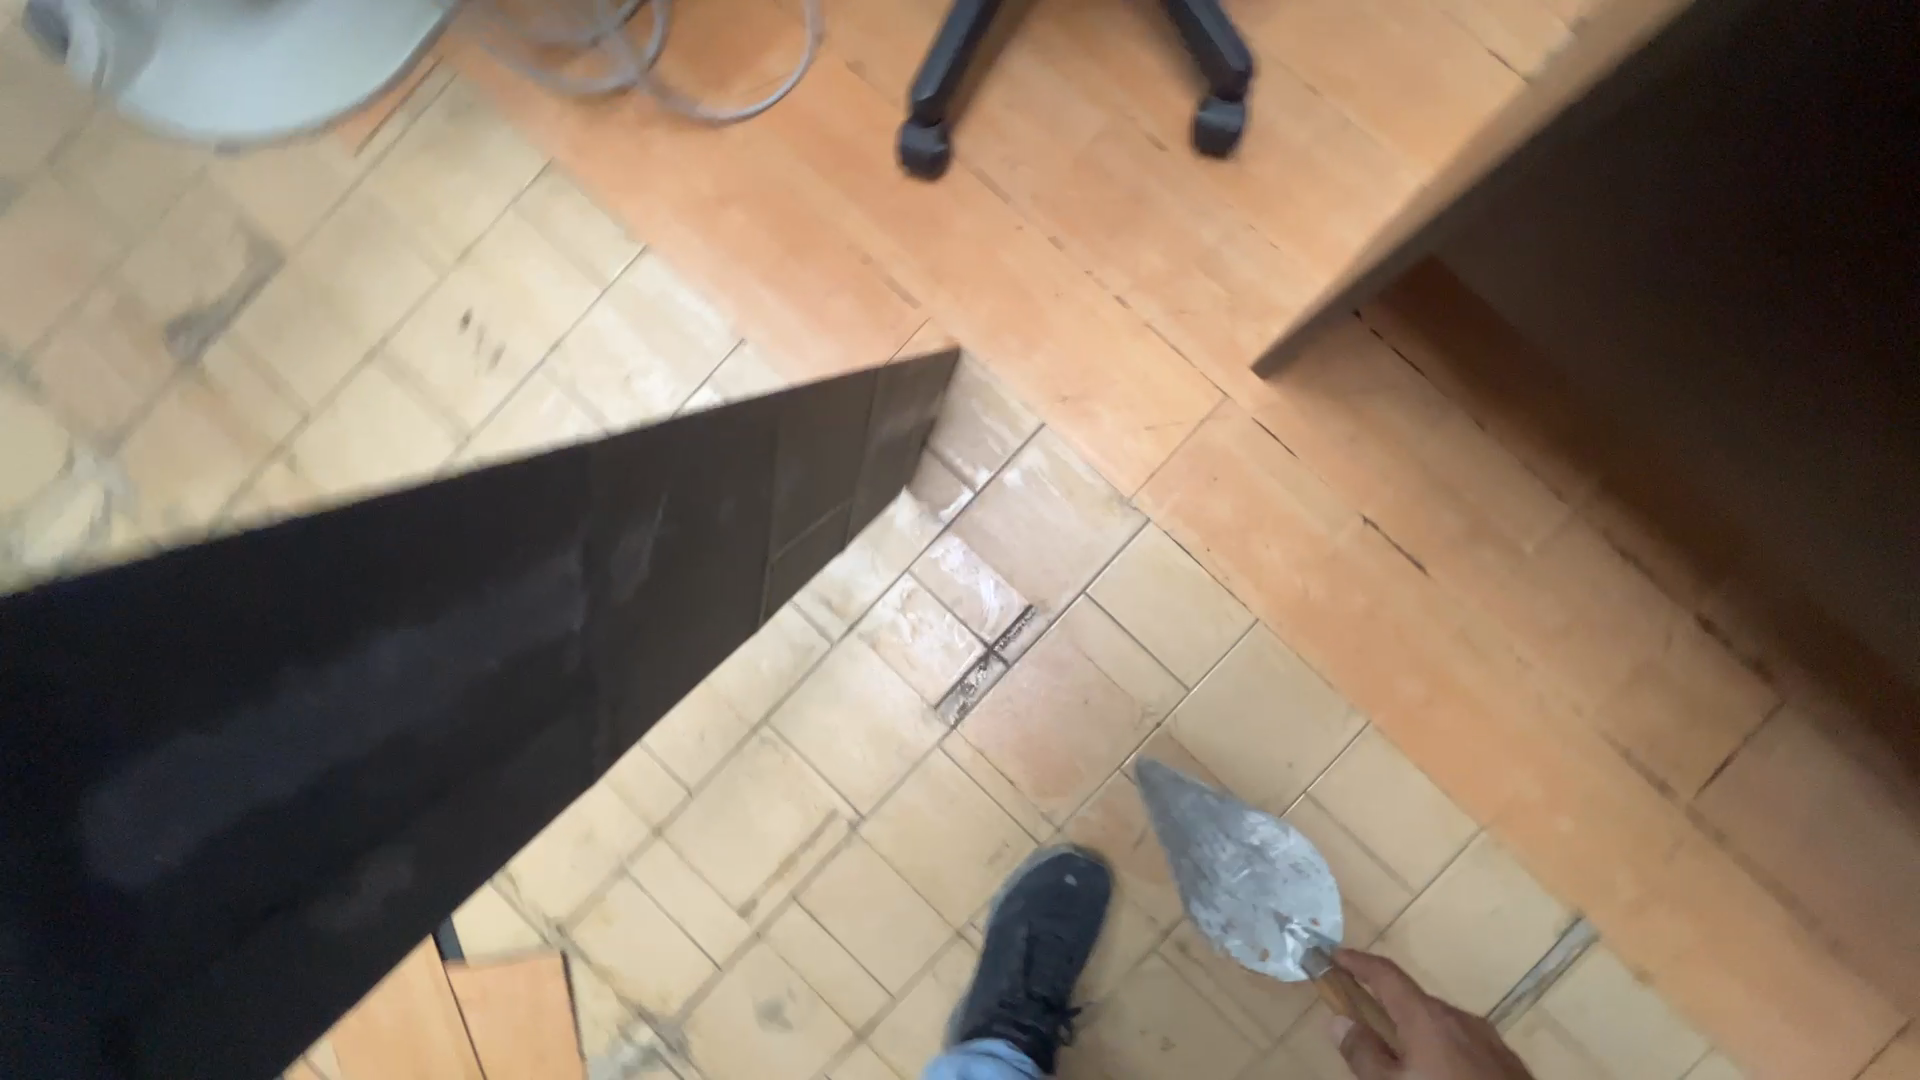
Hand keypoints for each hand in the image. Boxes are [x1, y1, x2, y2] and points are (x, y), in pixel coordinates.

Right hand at [1324, 949, 1535, 1079]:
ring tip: (1410, 1067)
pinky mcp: (1515, 1070)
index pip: (1385, 974)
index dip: (1357, 962)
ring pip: (1444, 1028)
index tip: (1333, 956)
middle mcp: (1461, 1020)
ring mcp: (1493, 1044)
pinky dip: (1448, 1055)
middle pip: (1414, 1003)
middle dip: (1388, 1009)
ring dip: (1420, 1036)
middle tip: (1368, 1031)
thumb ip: (1363, 1053)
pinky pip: (1469, 1049)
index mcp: (1427, 1018)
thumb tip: (1340, 1020)